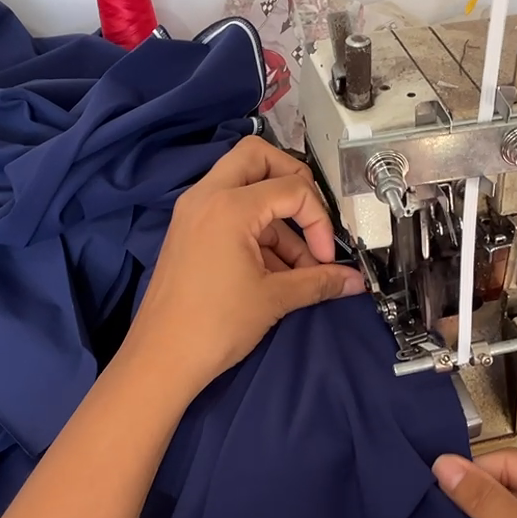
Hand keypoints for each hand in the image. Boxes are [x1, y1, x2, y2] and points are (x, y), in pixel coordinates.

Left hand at [122, 137, 365, 394]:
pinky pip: (229, 211)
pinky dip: (256, 230)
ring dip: (277, 217)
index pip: (292, 188)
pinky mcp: (188, 231)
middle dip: (293, 182)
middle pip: (257, 158)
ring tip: (296, 268)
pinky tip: (274, 271)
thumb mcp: (275, 299)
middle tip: (311, 218)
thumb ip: (319, 281)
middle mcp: (206, 197)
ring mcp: (193, 212)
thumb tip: (355, 281)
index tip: (325, 258)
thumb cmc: (215, 326)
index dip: (319, 220)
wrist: (162, 359)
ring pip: (244, 187)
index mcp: (229, 206)